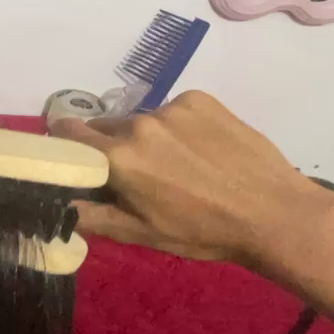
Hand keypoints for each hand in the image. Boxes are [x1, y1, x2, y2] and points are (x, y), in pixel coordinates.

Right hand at [50, 92, 333, 271]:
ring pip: (139, 120)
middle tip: (132, 173)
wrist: (277, 214)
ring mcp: (171, 108)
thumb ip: (89, 216)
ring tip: (174, 164)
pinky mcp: (200, 99)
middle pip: (104, 127)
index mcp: (118, 158)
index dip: (63, 144)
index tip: (71, 158)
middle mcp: (138, 124)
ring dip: (143, 137)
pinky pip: (171, 110)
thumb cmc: (202, 231)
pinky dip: (175, 127)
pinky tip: (198, 150)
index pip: (67, 133)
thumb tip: (56, 204)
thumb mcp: (139, 234)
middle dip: (108, 147)